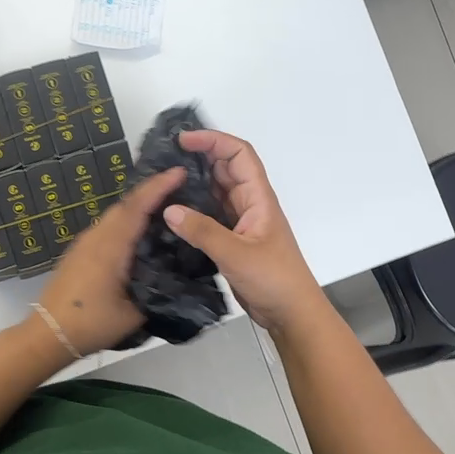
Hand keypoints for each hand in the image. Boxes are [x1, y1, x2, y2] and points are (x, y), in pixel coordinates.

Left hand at [30, 166, 186, 356]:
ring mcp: (83, 244)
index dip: (158, 187)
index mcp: (110, 246)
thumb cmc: (91, 323)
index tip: (179, 172)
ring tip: (162, 209)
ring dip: (137, 208)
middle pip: (124, 205)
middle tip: (178, 188)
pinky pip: (106, 229)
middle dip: (150, 192)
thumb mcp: (134, 313)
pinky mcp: (78, 254)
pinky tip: (138, 235)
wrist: (49, 334)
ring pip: (114, 216)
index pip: (137, 207)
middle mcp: (95, 238)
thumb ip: (156, 290)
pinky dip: (125, 223)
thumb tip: (174, 277)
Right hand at [164, 130, 328, 331]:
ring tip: (163, 181)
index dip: (213, 141)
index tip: (183, 141)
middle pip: (225, 169)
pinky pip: (210, 217)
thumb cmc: (273, 279)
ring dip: (194, 185)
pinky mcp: (232, 242)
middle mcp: (250, 205)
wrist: (291, 313)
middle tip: (165, 158)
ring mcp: (241, 224)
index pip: (239, 154)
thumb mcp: (236, 254)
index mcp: (258, 198)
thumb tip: (169, 209)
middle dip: (199, 158)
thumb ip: (202, 231)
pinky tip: (172, 215)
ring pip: (216, 193)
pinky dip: (193, 211)